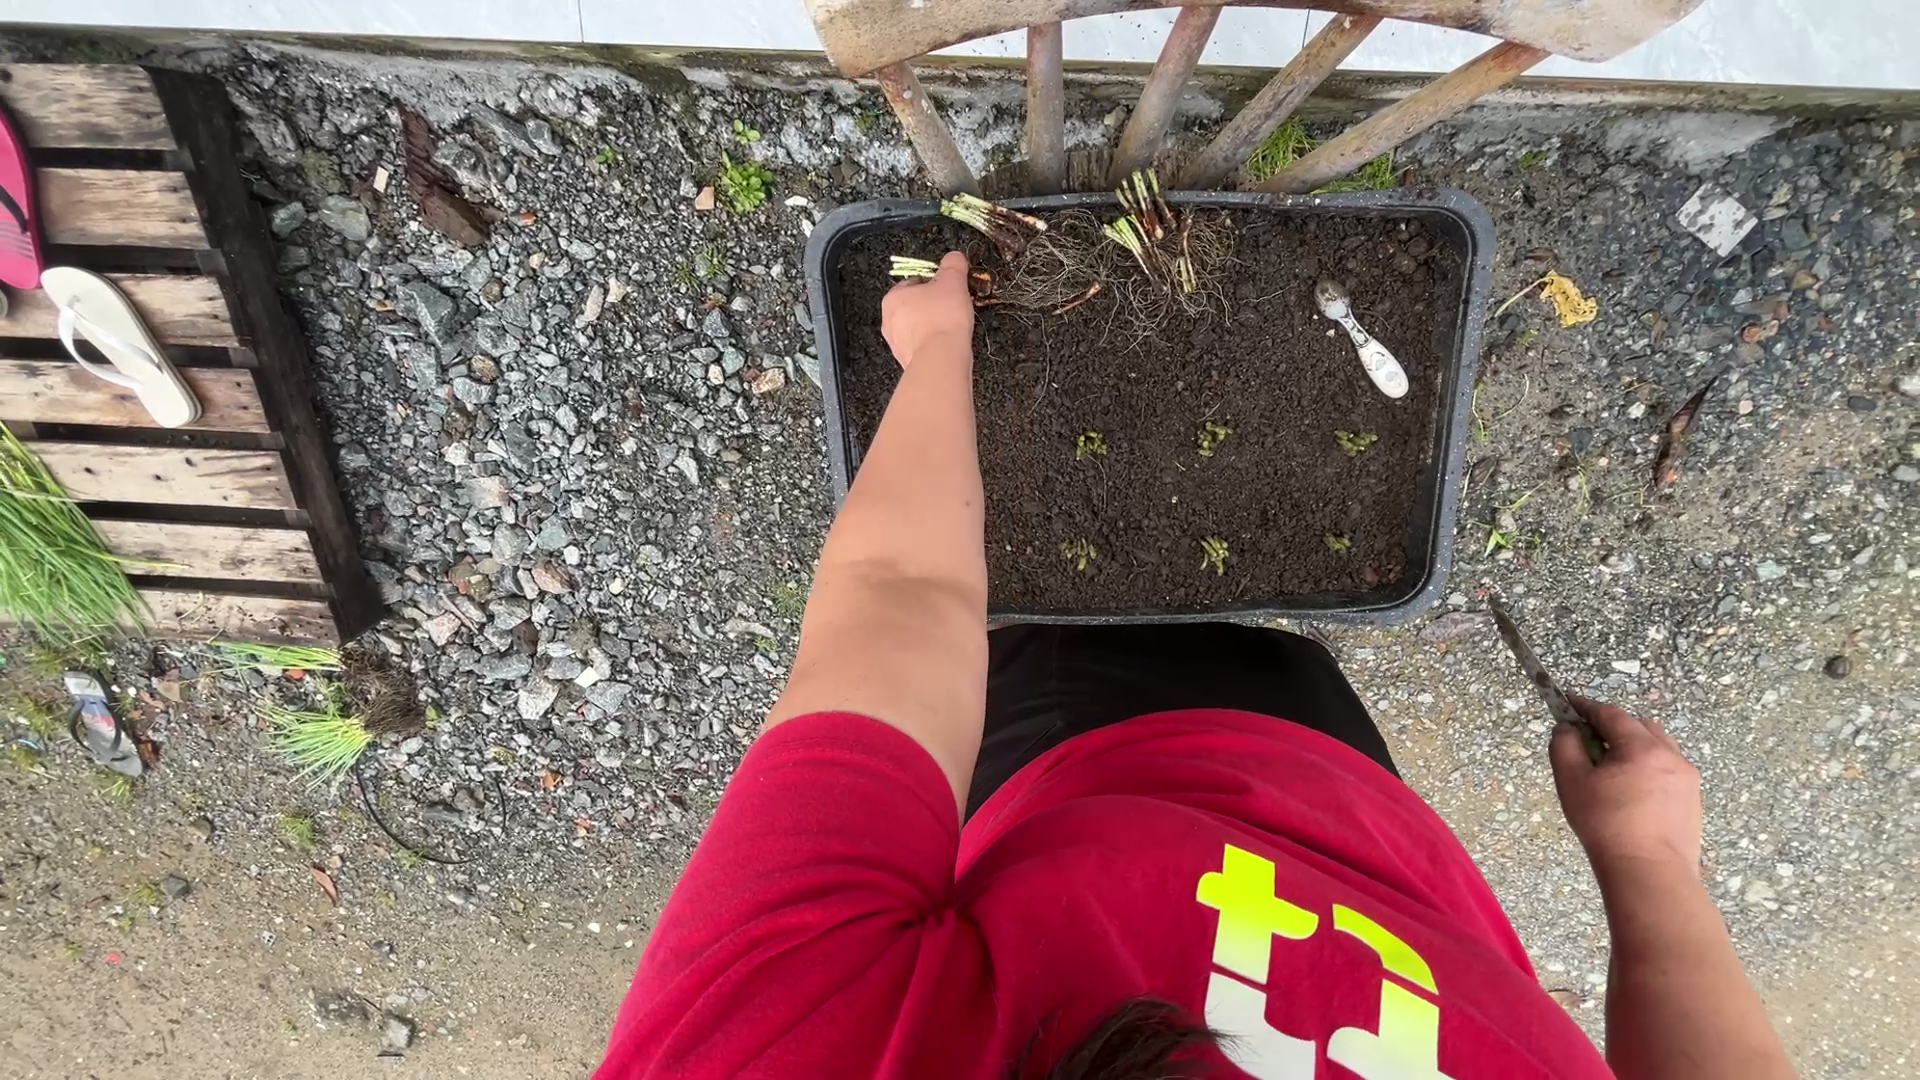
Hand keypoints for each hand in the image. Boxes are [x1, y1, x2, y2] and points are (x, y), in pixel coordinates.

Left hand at [881, 251, 973, 368]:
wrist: (941, 359)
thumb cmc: (943, 317)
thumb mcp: (953, 281)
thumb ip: (953, 264)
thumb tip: (955, 257)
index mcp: (893, 297)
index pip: (914, 282)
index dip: (934, 284)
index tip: (949, 290)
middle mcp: (888, 321)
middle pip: (914, 307)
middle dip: (932, 307)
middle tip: (951, 309)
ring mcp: (896, 344)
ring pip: (917, 328)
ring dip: (932, 326)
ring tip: (950, 328)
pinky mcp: (906, 362)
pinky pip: (921, 347)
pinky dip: (932, 344)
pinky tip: (946, 344)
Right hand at [1550, 695, 1701, 878]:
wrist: (1649, 869)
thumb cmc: (1604, 821)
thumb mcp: (1570, 778)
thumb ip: (1564, 744)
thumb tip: (1567, 728)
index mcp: (1643, 749)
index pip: (1612, 714)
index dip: (1586, 705)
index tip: (1566, 701)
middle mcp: (1673, 758)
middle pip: (1641, 726)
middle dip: (1612, 724)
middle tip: (1586, 735)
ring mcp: (1688, 780)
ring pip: (1658, 746)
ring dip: (1631, 744)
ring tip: (1607, 762)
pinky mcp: (1692, 799)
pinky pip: (1666, 768)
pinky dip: (1645, 764)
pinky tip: (1627, 785)